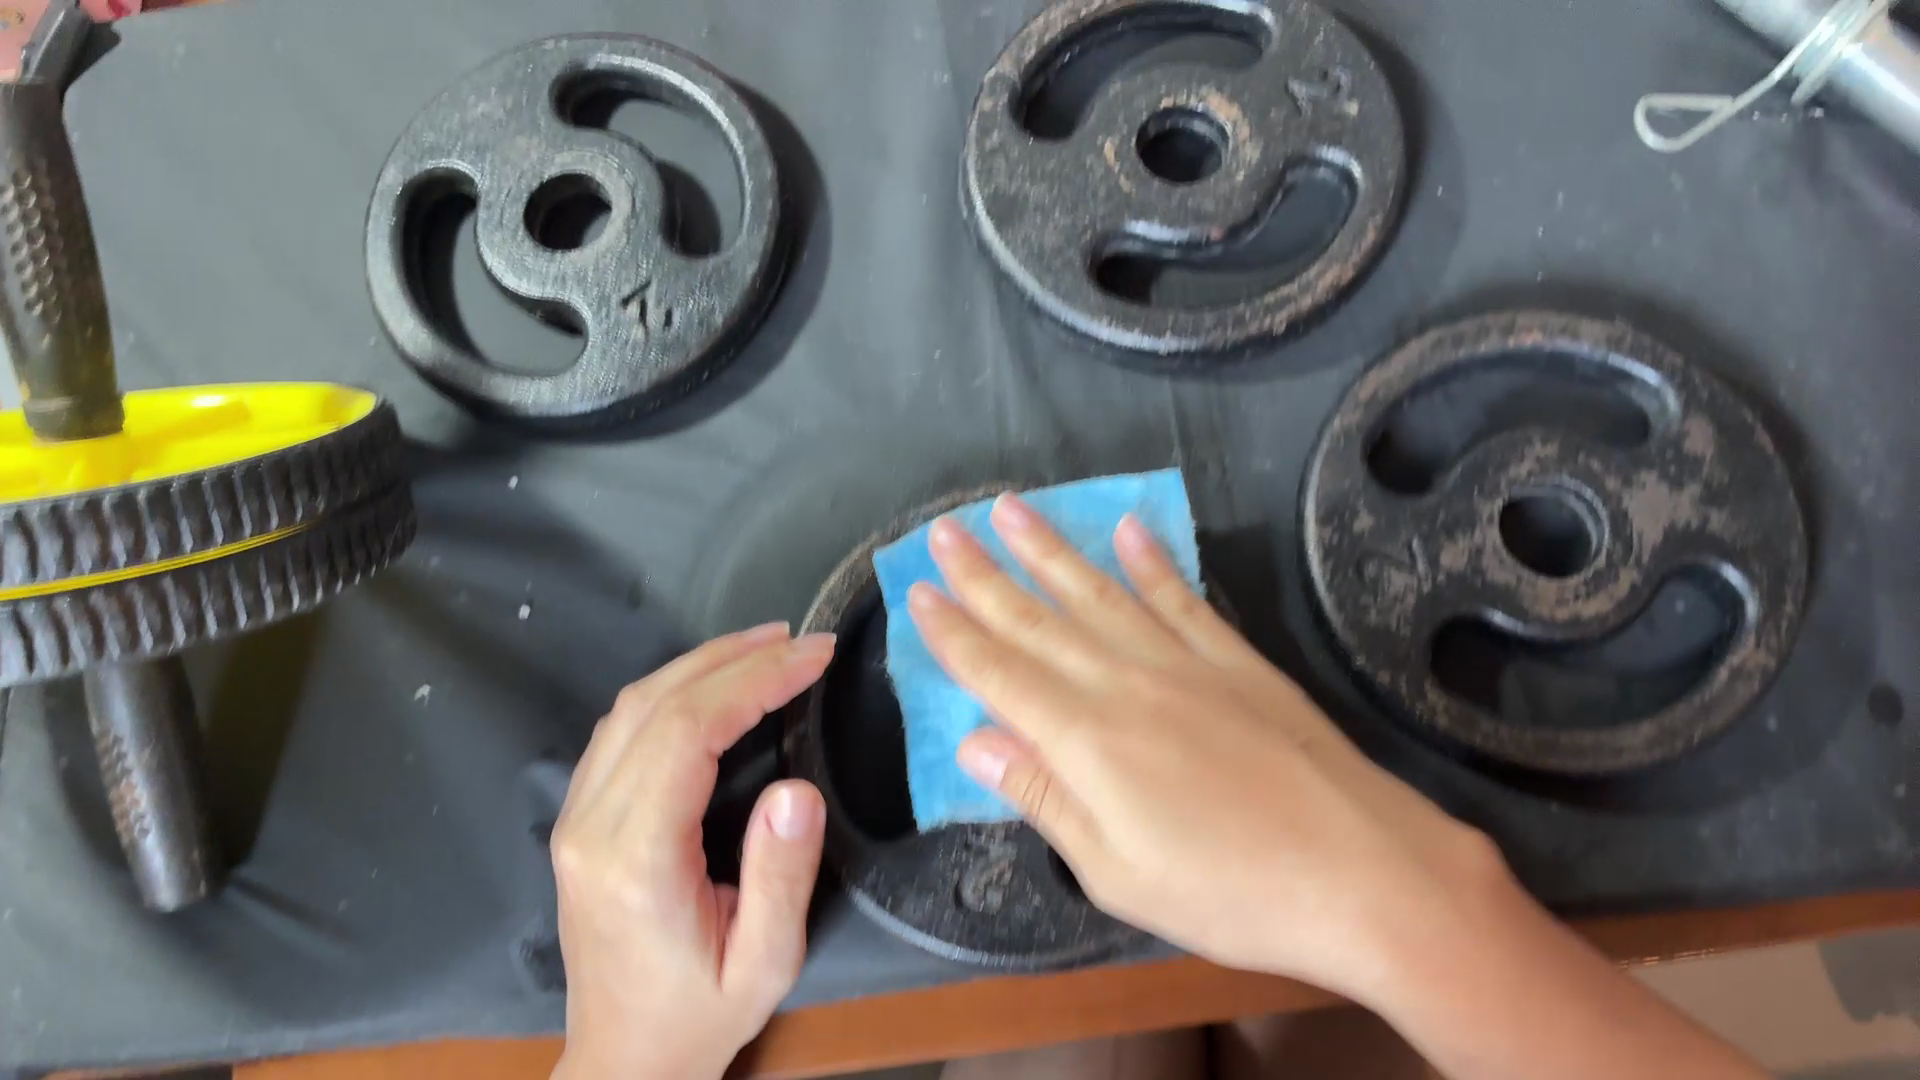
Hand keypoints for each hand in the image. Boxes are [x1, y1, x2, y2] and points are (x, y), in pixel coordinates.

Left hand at [549, 625, 833, 1079]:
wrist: (623, 1062)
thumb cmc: (701, 1014)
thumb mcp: (765, 963)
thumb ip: (782, 877)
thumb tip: (797, 788)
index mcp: (636, 856)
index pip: (692, 730)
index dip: (756, 679)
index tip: (814, 655)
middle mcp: (592, 823)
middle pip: (660, 703)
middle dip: (739, 657)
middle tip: (803, 640)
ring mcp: (575, 815)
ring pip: (633, 704)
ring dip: (704, 662)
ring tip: (768, 643)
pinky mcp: (578, 815)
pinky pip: (622, 725)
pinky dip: (675, 685)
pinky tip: (715, 678)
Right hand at [905, 495, 1505, 1004]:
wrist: (1362, 870)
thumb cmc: (1227, 891)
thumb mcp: (1115, 870)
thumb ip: (1043, 795)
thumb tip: (974, 740)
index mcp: (1084, 738)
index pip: (998, 672)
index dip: (953, 632)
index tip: (920, 591)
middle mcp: (1122, 681)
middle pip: (1036, 619)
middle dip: (983, 574)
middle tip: (944, 530)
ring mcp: (1181, 661)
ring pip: (1098, 592)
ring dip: (1050, 549)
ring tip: (1011, 509)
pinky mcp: (1233, 658)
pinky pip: (1180, 598)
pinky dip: (1151, 561)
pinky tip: (1128, 528)